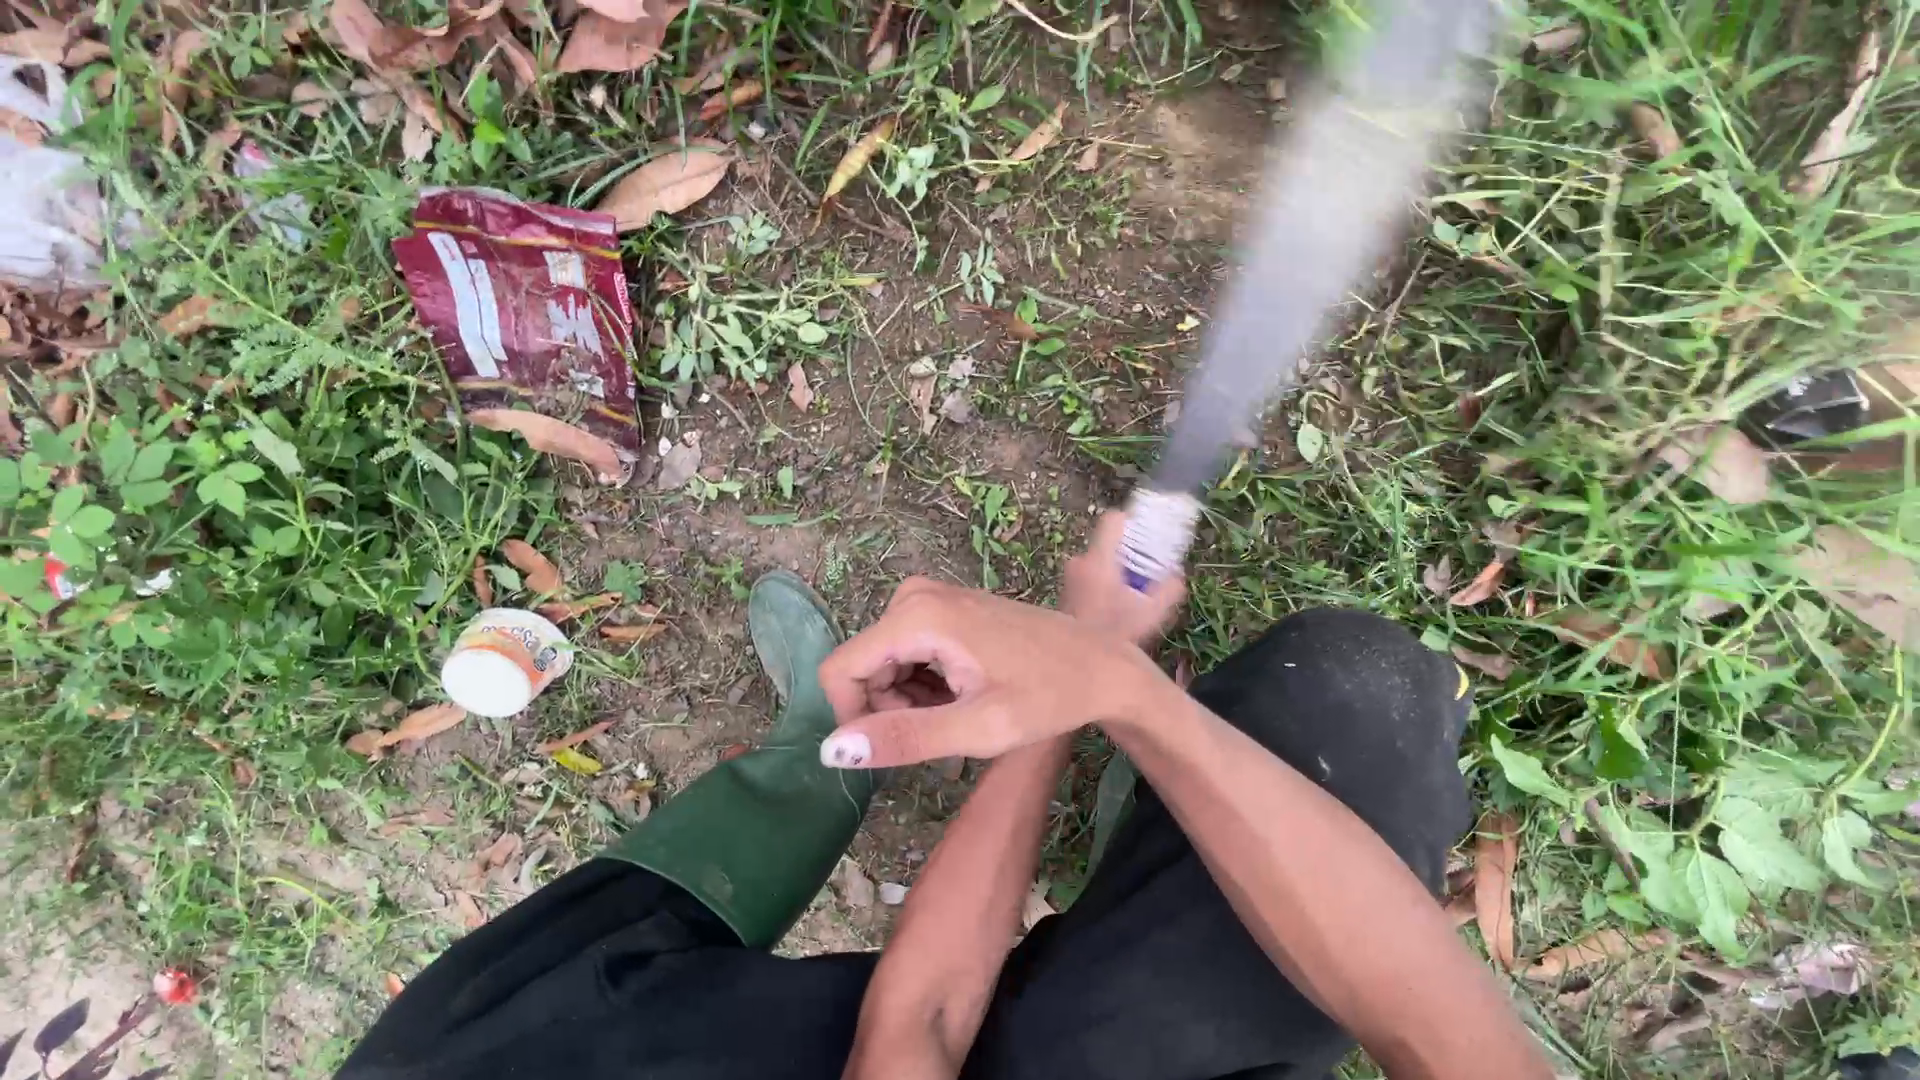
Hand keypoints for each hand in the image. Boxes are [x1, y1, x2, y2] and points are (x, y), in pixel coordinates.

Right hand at [817, 578, 1163, 768]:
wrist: (1101, 665)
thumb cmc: (1047, 697)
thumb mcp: (978, 727)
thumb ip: (903, 737)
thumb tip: (832, 751)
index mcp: (916, 617)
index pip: (840, 672)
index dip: (856, 719)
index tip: (900, 744)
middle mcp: (914, 596)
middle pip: (863, 668)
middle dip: (891, 709)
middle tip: (949, 728)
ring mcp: (929, 597)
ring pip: (883, 664)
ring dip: (911, 700)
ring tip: (963, 711)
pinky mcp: (942, 606)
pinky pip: (906, 652)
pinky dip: (925, 684)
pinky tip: (965, 693)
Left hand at [1060, 511, 1185, 644]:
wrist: (1075, 662)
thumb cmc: (1115, 636)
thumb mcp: (1152, 615)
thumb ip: (1168, 590)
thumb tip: (1176, 574)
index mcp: (1099, 561)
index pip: (1113, 520)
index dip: (1132, 522)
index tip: (1147, 535)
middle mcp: (1080, 562)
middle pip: (1108, 544)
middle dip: (1127, 555)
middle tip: (1144, 572)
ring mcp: (1069, 576)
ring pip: (1099, 561)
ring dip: (1114, 572)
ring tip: (1129, 594)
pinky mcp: (1064, 590)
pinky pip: (1089, 575)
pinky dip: (1102, 584)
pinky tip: (1113, 606)